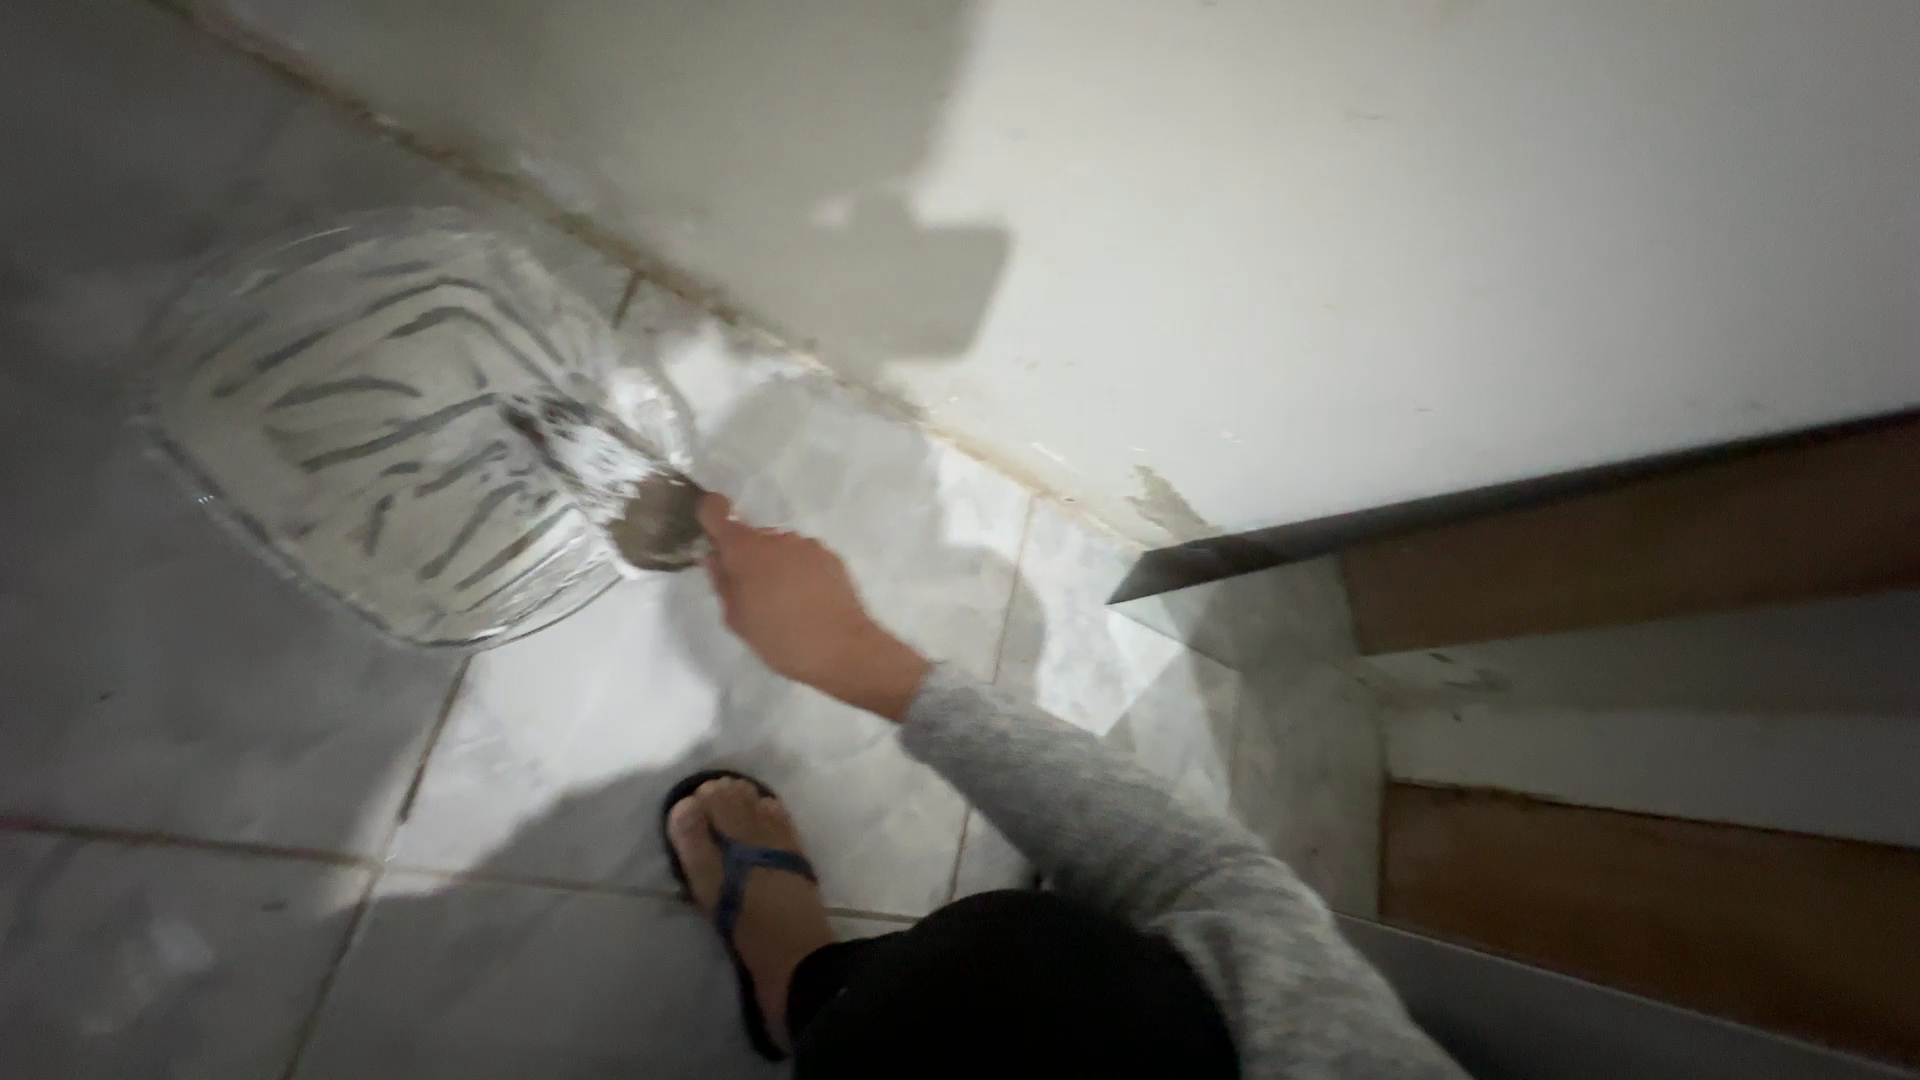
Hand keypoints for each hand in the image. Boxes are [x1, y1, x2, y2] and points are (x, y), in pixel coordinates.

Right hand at [697, 494, 929, 721]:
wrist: (843, 649)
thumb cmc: (781, 638)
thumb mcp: (737, 619)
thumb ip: (722, 583)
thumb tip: (715, 558)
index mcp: (747, 550)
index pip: (718, 513)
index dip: (711, 515)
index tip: (713, 535)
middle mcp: (778, 538)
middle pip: (754, 537)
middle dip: (748, 557)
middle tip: (752, 593)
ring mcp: (809, 545)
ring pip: (782, 548)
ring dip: (777, 565)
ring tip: (784, 602)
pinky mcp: (833, 557)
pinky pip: (805, 558)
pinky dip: (801, 571)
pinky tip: (807, 600)